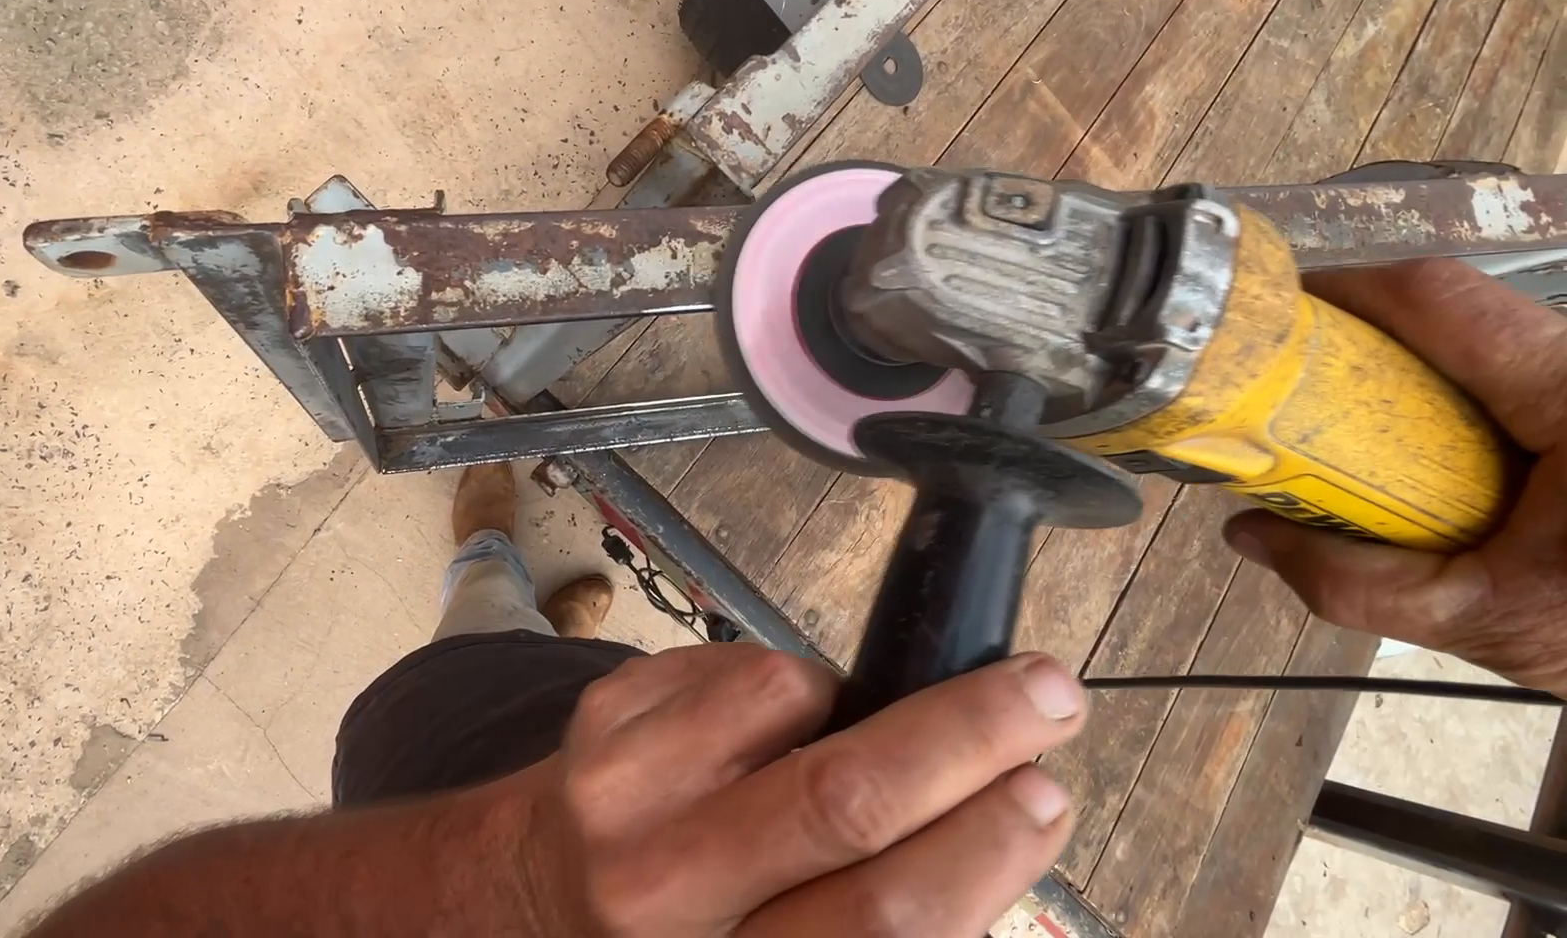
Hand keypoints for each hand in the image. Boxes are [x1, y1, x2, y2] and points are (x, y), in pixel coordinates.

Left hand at [511, 643, 1086, 935]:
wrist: (524, 887)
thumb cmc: (667, 935)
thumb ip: (856, 907)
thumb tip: (986, 821)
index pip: (878, 919)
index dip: (980, 852)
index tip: (1048, 791)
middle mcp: (662, 886)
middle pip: (839, 797)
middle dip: (963, 733)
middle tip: (1045, 692)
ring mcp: (619, 783)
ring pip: (781, 697)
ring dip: (852, 700)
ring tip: (861, 723)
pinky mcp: (603, 710)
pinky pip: (731, 663)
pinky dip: (785, 681)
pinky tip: (777, 712)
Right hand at [1224, 257, 1566, 695]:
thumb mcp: (1480, 621)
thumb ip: (1351, 581)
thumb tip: (1247, 531)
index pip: (1442, 299)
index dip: (1346, 290)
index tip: (1275, 315)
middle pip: (1459, 313)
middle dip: (1363, 338)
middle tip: (1291, 383)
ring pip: (1492, 339)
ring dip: (1405, 367)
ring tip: (1343, 417)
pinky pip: (1520, 370)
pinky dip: (1451, 392)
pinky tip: (1420, 444)